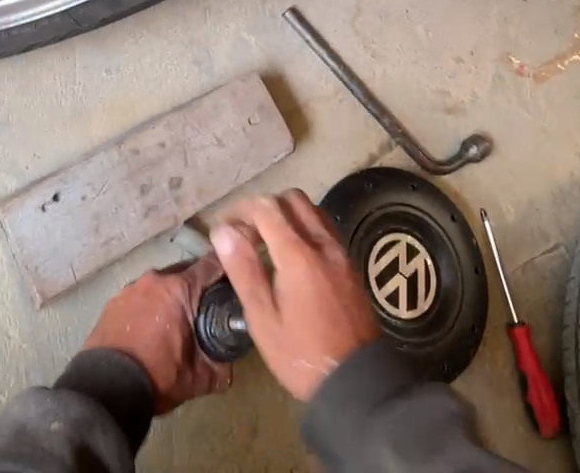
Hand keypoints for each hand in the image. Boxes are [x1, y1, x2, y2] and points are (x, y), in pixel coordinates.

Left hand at [82, 255, 233, 413]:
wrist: (106, 389)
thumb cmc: (156, 376)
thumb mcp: (197, 378)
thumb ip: (221, 366)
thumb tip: (230, 362)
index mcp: (179, 289)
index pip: (210, 266)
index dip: (224, 270)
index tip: (233, 279)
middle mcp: (154, 280)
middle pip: (184, 275)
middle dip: (196, 288)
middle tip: (205, 309)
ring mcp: (130, 288)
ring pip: (159, 286)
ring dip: (169, 298)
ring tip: (173, 321)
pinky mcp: (113, 301)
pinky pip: (139, 297)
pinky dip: (147, 307)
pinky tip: (148, 327)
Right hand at [211, 189, 381, 400]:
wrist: (357, 380)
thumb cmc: (301, 353)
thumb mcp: (263, 318)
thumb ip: (243, 269)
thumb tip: (222, 231)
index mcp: (297, 254)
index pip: (266, 208)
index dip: (241, 210)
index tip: (225, 228)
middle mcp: (322, 243)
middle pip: (291, 199)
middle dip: (265, 207)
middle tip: (247, 234)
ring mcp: (340, 251)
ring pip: (311, 210)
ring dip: (287, 214)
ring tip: (268, 243)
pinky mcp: (350, 263)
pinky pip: (325, 227)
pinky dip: (305, 226)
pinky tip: (293, 255)